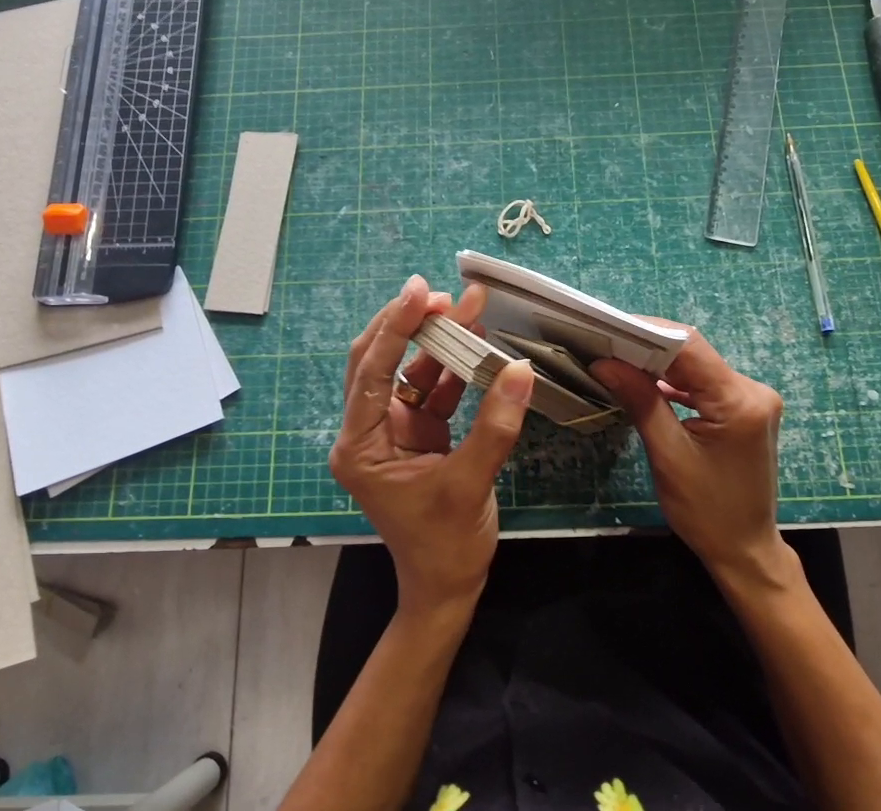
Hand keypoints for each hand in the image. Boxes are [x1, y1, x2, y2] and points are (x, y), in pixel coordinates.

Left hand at [330, 275, 535, 614]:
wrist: (447, 589)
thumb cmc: (445, 547)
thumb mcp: (470, 486)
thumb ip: (495, 426)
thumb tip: (520, 370)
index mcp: (360, 446)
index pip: (371, 371)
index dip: (396, 327)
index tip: (420, 292)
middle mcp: (369, 431)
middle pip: (382, 361)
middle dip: (414, 325)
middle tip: (448, 295)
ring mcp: (395, 431)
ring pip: (412, 371)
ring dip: (441, 342)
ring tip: (473, 308)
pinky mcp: (419, 435)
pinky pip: (435, 391)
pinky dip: (456, 369)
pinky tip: (479, 346)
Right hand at [592, 327, 786, 583]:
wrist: (745, 550)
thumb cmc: (706, 511)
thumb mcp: (668, 455)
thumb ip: (640, 401)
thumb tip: (605, 363)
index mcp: (739, 401)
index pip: (689, 346)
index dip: (647, 331)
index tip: (608, 329)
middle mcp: (753, 391)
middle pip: (693, 353)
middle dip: (647, 347)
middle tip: (605, 344)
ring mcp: (753, 399)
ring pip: (698, 367)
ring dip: (660, 365)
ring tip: (617, 360)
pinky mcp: (745, 410)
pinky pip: (705, 385)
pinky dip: (676, 383)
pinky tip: (646, 384)